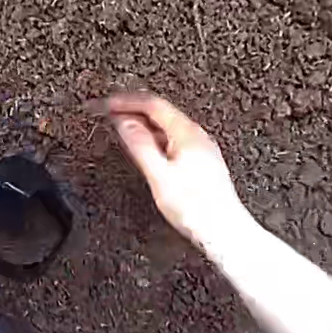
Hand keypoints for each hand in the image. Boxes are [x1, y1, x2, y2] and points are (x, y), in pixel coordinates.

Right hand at [105, 92, 255, 250]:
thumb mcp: (159, 174)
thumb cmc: (197, 208)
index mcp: (188, 134)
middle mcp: (198, 137)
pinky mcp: (203, 165)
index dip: (127, 101)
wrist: (223, 231)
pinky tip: (148, 151)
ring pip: (168, 128)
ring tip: (124, 130)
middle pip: (162, 113)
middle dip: (134, 110)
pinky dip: (156, 140)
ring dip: (144, 126)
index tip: (108, 104)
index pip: (153, 104)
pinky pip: (174, 142)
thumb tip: (124, 124)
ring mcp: (202, 151)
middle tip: (111, 113)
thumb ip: (140, 145)